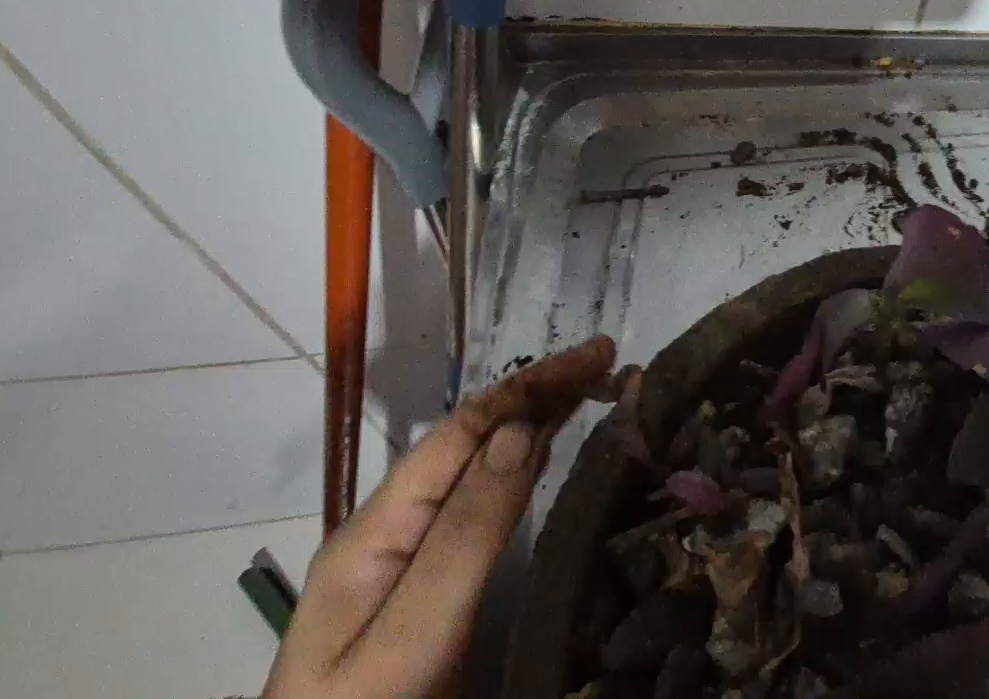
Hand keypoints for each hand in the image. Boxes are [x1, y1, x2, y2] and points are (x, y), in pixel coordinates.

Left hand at [262, 336, 618, 698]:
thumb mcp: (413, 633)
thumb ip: (466, 534)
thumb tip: (520, 430)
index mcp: (379, 527)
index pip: (463, 430)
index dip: (531, 384)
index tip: (598, 355)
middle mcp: (394, 526)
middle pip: (472, 437)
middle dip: (539, 390)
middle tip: (609, 361)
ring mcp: (410, 554)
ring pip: (480, 463)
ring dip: (537, 417)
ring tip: (593, 387)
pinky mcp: (433, 581)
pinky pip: (486, 500)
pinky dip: (527, 460)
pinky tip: (549, 448)